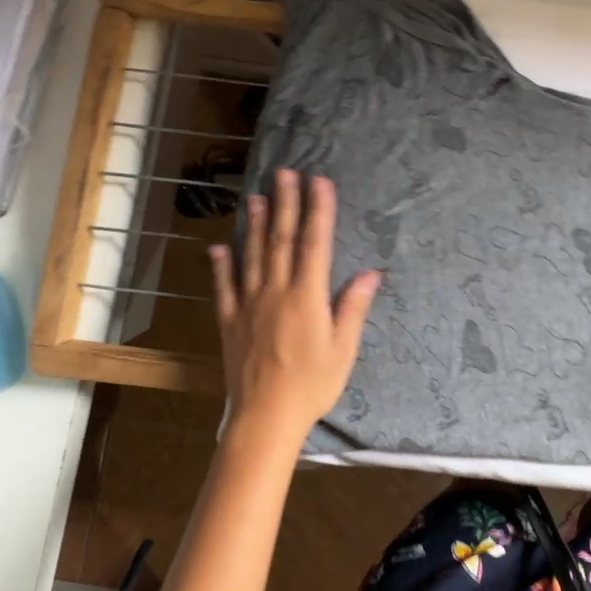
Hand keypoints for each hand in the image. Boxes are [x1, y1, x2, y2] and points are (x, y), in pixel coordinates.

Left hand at [210, 169, 380, 439]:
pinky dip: (222, 265)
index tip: (319, 181)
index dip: (318, 210)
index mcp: (307, 296)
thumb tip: (371, 272)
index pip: (315, 243)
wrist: (264, 418)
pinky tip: (219, 246)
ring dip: (255, 224)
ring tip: (256, 196)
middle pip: (282, 239)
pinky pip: (225, 287)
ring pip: (253, 255)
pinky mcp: (230, 321)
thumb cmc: (312, 386)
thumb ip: (353, 307)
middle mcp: (276, 291)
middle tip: (285, 173)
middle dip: (285, 203)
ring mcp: (250, 304)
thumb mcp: (343, 349)